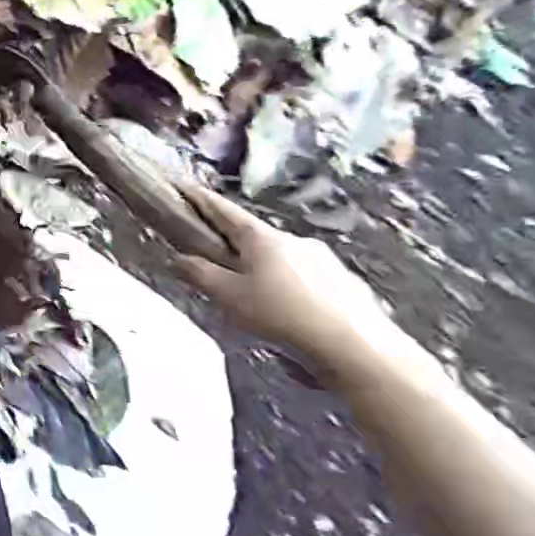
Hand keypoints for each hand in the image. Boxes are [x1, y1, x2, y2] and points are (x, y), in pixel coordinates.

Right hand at [174, 184, 408, 368]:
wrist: (357, 347)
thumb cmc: (283, 315)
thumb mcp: (229, 297)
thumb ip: (199, 274)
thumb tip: (178, 258)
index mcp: (262, 238)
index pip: (224, 211)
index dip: (200, 200)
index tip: (182, 188)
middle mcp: (294, 240)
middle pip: (251, 236)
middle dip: (229, 242)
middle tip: (209, 256)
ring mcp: (322, 259)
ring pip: (277, 257)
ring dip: (257, 267)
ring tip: (248, 294)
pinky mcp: (341, 281)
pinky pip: (300, 275)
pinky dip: (283, 284)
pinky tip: (283, 309)